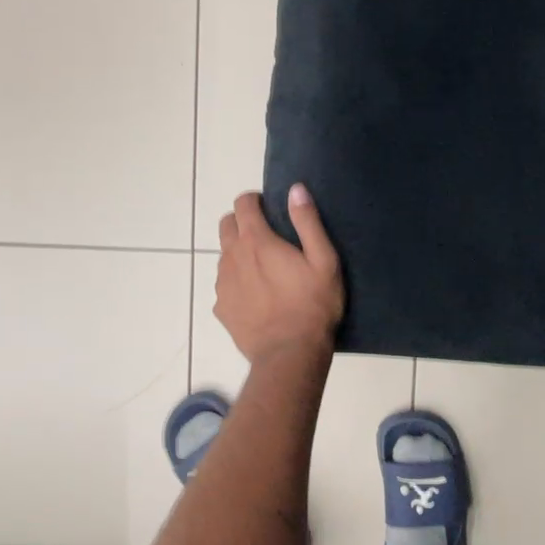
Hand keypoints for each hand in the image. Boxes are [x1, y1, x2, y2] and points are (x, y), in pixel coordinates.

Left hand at [215, 185, 343, 365]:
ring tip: (264, 270)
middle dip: (242, 222)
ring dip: (239, 253)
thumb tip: (296, 189)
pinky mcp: (221, 308)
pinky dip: (237, 282)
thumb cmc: (312, 305)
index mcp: (256, 240)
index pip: (242, 203)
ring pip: (224, 255)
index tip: (269, 208)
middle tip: (266, 236)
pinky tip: (257, 297)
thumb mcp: (323, 260)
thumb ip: (307, 221)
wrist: (289, 355)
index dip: (254, 200)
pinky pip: (224, 285)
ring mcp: (222, 284)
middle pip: (226, 225)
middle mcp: (232, 257)